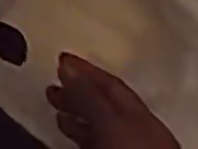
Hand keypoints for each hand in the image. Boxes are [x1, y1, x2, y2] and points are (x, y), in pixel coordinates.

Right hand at [47, 54, 180, 148]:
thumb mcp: (108, 122)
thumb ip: (88, 93)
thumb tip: (67, 66)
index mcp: (145, 120)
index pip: (113, 86)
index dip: (86, 69)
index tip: (59, 58)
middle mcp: (143, 136)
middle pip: (107, 105)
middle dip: (77, 92)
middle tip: (51, 85)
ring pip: (101, 127)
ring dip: (76, 115)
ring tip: (56, 113)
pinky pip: (95, 143)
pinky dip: (80, 135)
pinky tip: (68, 138)